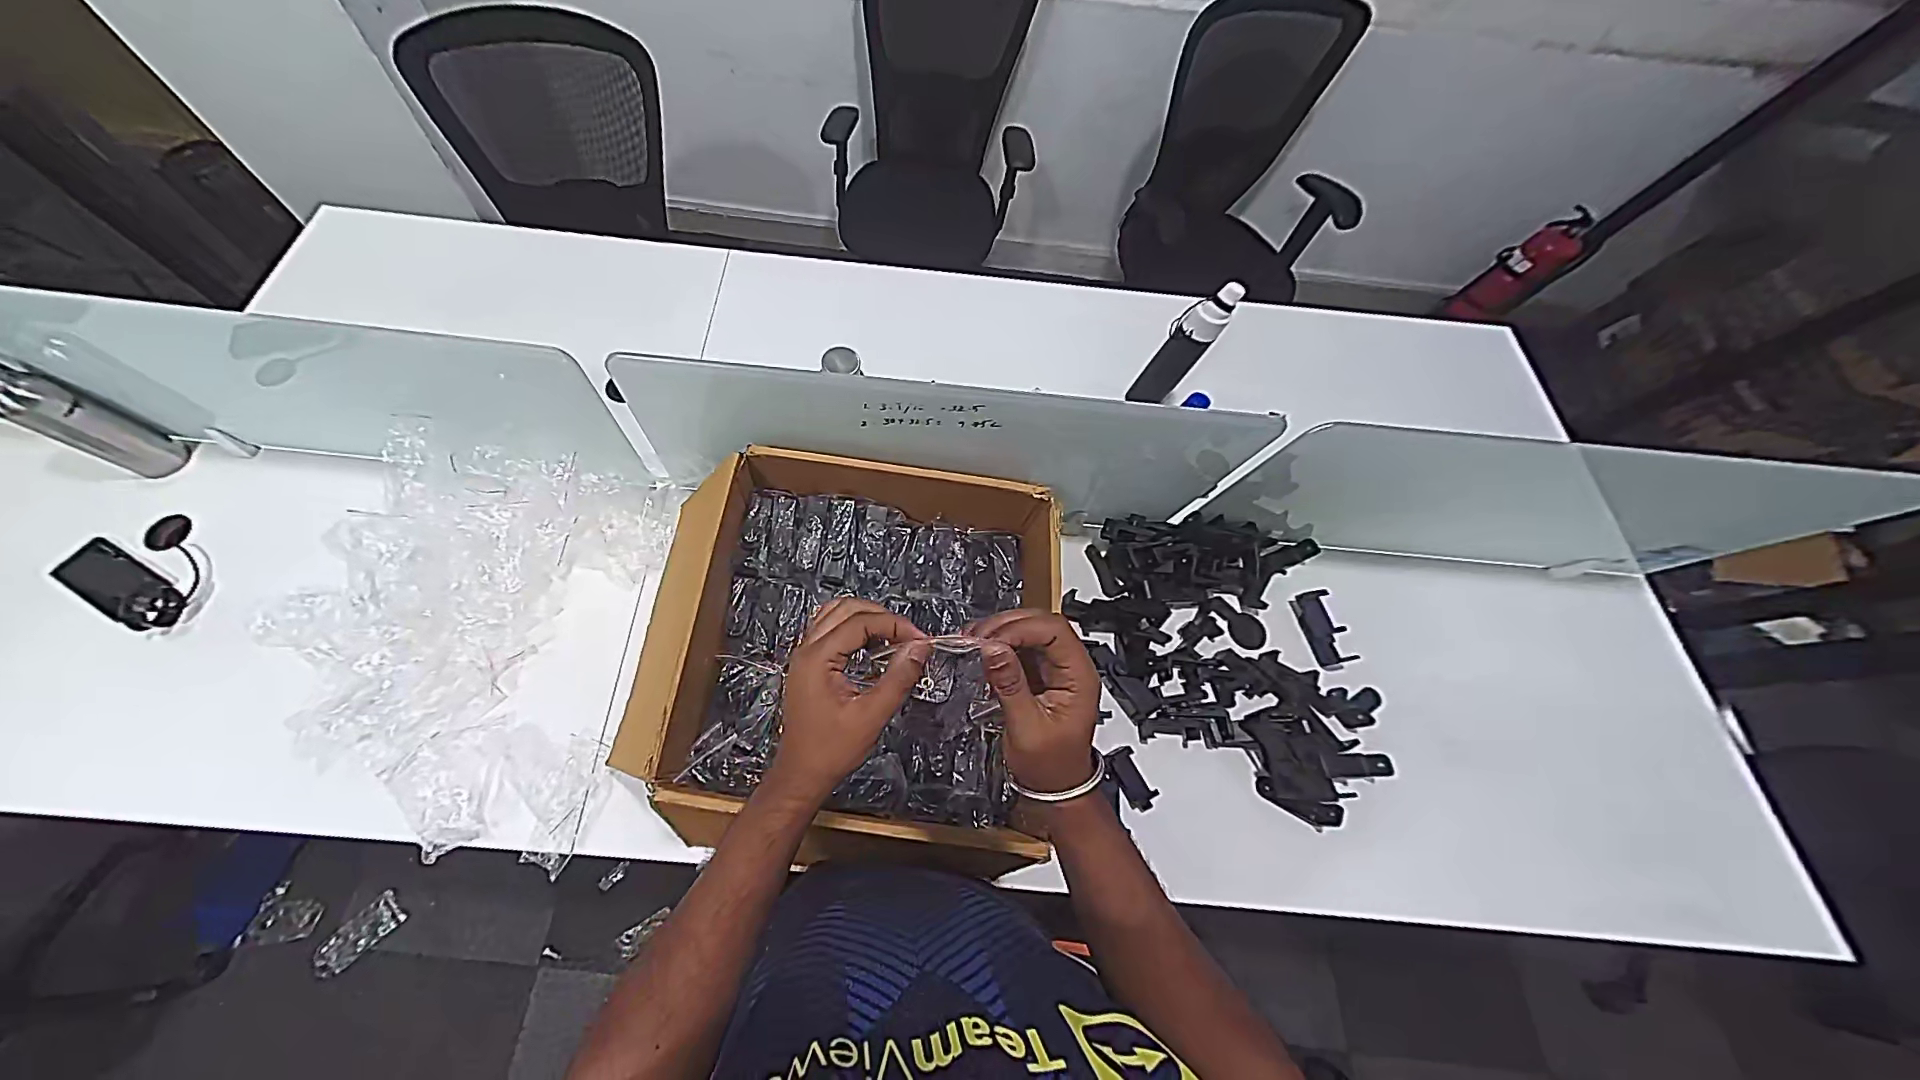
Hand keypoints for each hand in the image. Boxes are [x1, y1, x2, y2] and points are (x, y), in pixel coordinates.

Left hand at [767, 598, 929, 803]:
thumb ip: (898, 677)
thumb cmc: (831, 750)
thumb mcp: (872, 715)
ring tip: (893, 639)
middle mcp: (806, 650)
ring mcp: (804, 655)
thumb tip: (920, 648)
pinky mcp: (808, 664)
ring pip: (836, 614)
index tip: (920, 640)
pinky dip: (853, 629)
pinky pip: (830, 629)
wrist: (801, 774)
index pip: (860, 622)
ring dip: (866, 618)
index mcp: (817, 658)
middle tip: (908, 638)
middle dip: (882, 617)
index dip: (894, 625)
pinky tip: (872, 647)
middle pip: (846, 608)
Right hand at [971, 610, 1100, 794]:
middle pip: (1042, 623)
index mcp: (1079, 677)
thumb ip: (1010, 686)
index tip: (992, 640)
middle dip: (1007, 625)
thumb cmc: (1051, 766)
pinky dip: (998, 645)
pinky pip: (1019, 647)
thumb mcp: (1026, 728)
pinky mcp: (1038, 673)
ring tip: (974, 642)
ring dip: (1000, 632)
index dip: (1021, 628)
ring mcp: (1054, 668)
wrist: (1054, 787)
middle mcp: (1070, 667)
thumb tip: (993, 650)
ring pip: (1029, 631)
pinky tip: (981, 652)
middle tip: (977, 637)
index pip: (1054, 631)